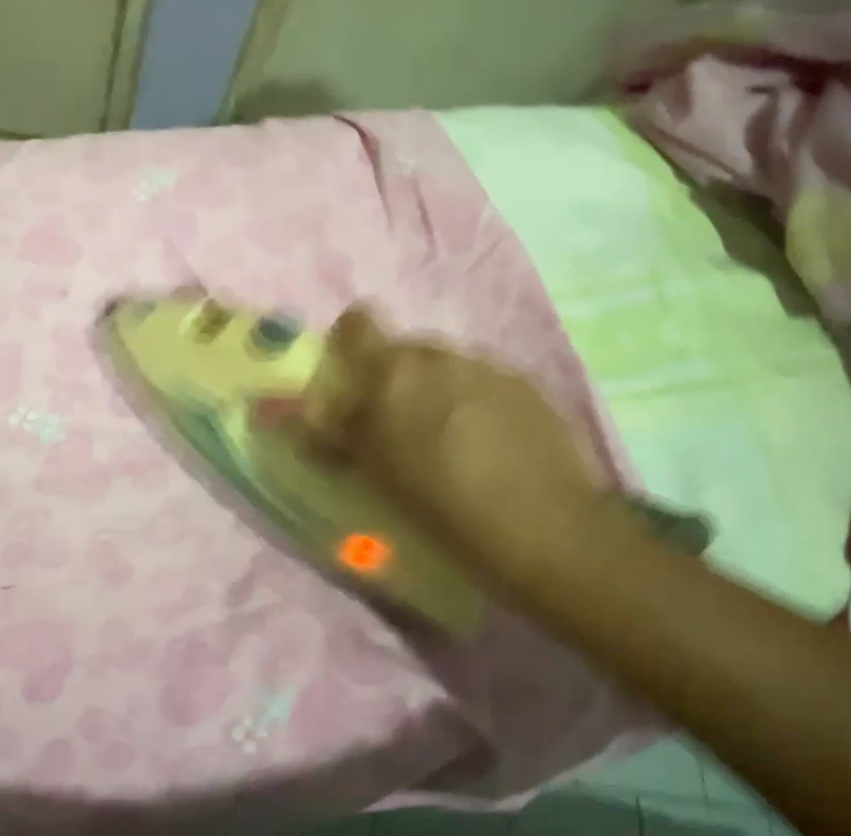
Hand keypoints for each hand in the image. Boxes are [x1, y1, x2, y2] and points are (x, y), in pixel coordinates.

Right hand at [306, 306, 606, 570]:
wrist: (545, 529)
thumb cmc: (440, 504)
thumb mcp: (372, 474)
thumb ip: (337, 435)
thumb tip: (306, 417)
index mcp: (392, 370)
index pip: (357, 322)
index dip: (349, 342)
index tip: (351, 378)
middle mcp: (440, 354)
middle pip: (406, 350)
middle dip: (397, 380)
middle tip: (401, 426)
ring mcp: (489, 367)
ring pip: (448, 368)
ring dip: (440, 392)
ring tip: (453, 442)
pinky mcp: (529, 387)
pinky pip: (487, 384)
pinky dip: (479, 406)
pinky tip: (492, 448)